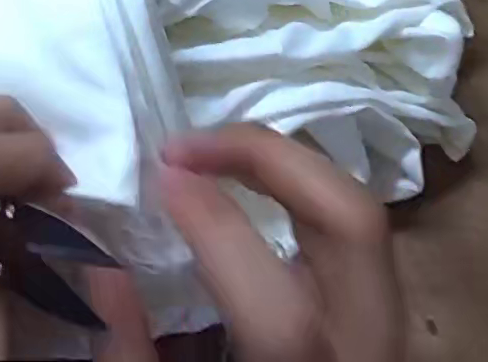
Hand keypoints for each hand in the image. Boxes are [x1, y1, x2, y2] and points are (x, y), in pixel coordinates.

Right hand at [96, 124, 403, 361]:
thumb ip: (131, 354)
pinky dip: (284, 177)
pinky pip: (338, 215)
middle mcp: (373, 353)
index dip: (217, 234)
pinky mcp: (372, 298)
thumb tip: (101, 265)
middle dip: (262, 157)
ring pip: (353, 206)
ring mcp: (385, 321)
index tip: (161, 180)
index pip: (283, 319)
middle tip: (182, 147)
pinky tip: (235, 176)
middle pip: (351, 223)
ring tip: (201, 151)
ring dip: (272, 157)